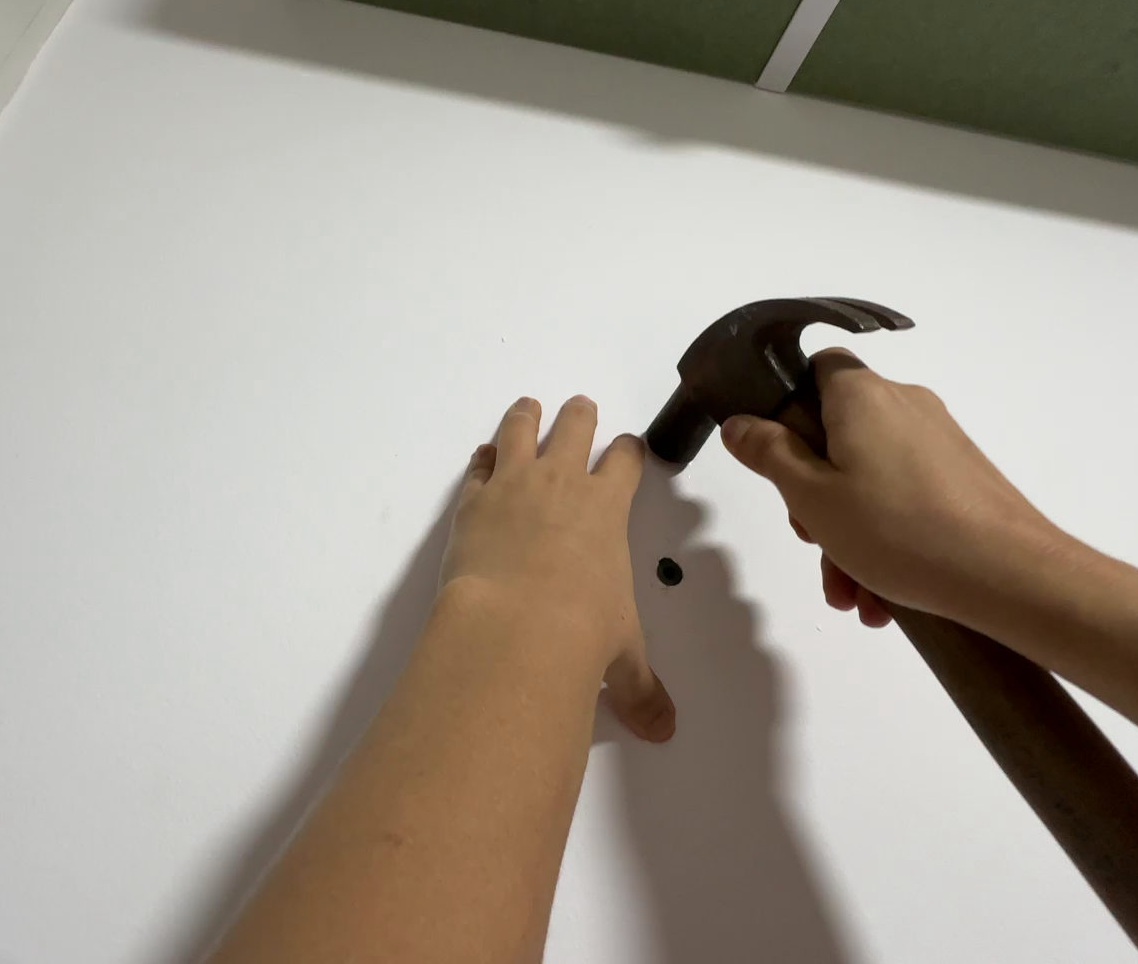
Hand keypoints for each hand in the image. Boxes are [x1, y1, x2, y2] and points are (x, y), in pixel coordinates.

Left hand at [439, 396, 675, 741]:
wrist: (516, 627)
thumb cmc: (583, 635)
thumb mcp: (621, 658)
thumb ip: (641, 689)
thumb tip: (664, 731)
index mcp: (607, 508)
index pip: (625, 462)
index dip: (629, 451)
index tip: (628, 447)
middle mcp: (562, 483)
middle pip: (575, 428)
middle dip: (579, 416)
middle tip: (579, 406)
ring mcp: (514, 485)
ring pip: (521, 430)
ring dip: (525, 416)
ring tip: (526, 405)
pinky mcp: (472, 500)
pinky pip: (480, 466)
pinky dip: (483, 459)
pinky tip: (483, 455)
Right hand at [720, 350, 1075, 626]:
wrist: (1015, 578)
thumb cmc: (896, 528)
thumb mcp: (810, 495)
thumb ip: (767, 452)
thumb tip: (738, 422)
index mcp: (860, 395)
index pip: (815, 367)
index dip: (787, 404)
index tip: (778, 456)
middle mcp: (902, 405)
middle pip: (835, 434)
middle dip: (813, 495)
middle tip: (812, 540)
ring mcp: (937, 442)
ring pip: (866, 477)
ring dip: (845, 534)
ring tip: (848, 593)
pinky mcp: (961, 477)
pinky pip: (902, 498)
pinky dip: (883, 539)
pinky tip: (878, 597)